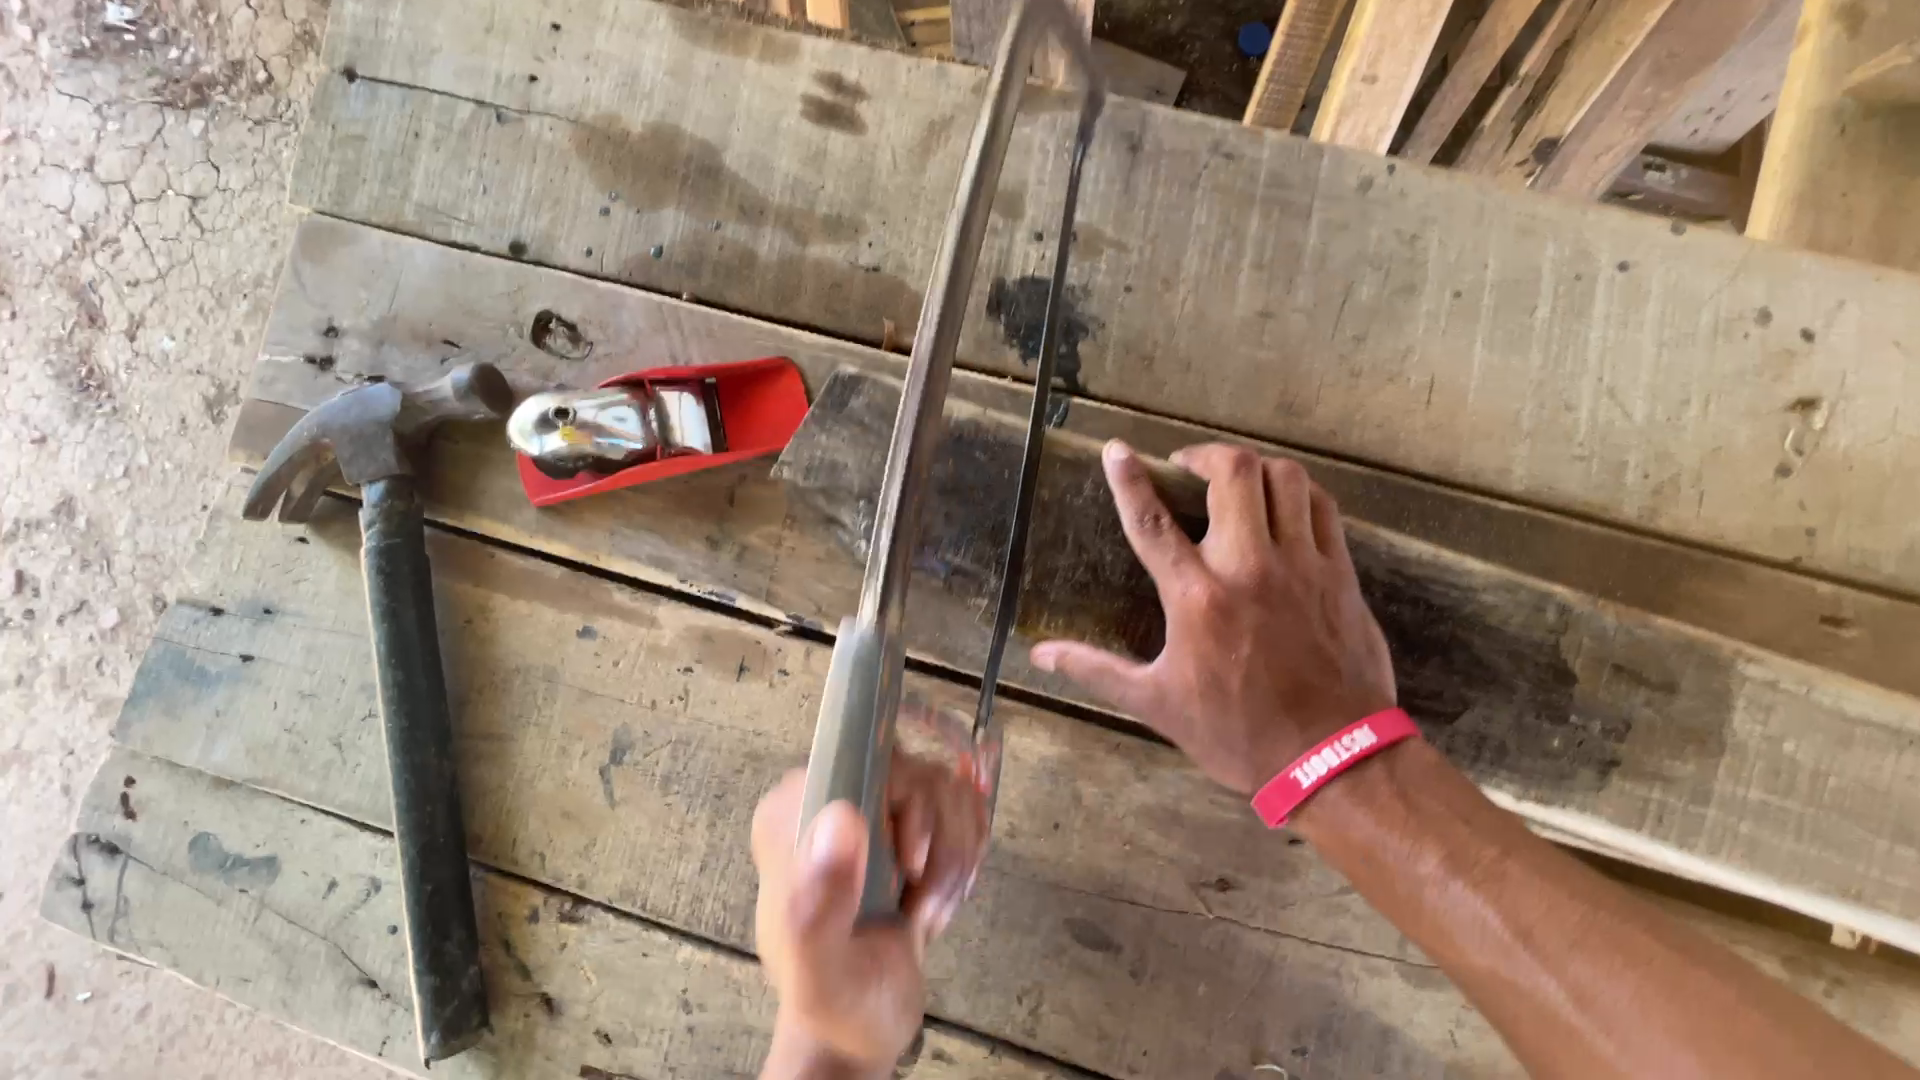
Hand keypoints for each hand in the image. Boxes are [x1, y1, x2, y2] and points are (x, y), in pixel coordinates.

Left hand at [751, 751, 986, 1075]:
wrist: (866, 1022)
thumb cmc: (837, 1001)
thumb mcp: (821, 972)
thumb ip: (818, 906)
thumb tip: (844, 819)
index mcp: (794, 810)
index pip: (869, 757)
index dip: (905, 804)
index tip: (906, 864)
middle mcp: (833, 793)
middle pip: (920, 772)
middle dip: (938, 843)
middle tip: (919, 898)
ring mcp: (876, 801)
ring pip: (950, 790)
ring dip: (954, 859)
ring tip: (925, 907)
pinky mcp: (912, 817)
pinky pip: (967, 807)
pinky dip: (966, 856)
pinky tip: (937, 895)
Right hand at [1030, 441, 1395, 793]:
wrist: (1334, 760)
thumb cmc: (1237, 732)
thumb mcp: (1157, 704)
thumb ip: (1096, 670)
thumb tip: (1040, 656)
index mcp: (1196, 598)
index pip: (1152, 523)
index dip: (1129, 480)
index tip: (1116, 449)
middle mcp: (1249, 567)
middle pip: (1232, 474)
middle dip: (1204, 455)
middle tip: (1187, 468)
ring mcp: (1301, 566)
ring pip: (1284, 479)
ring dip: (1254, 468)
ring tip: (1236, 482)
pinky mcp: (1340, 575)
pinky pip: (1322, 508)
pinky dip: (1298, 492)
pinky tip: (1283, 505)